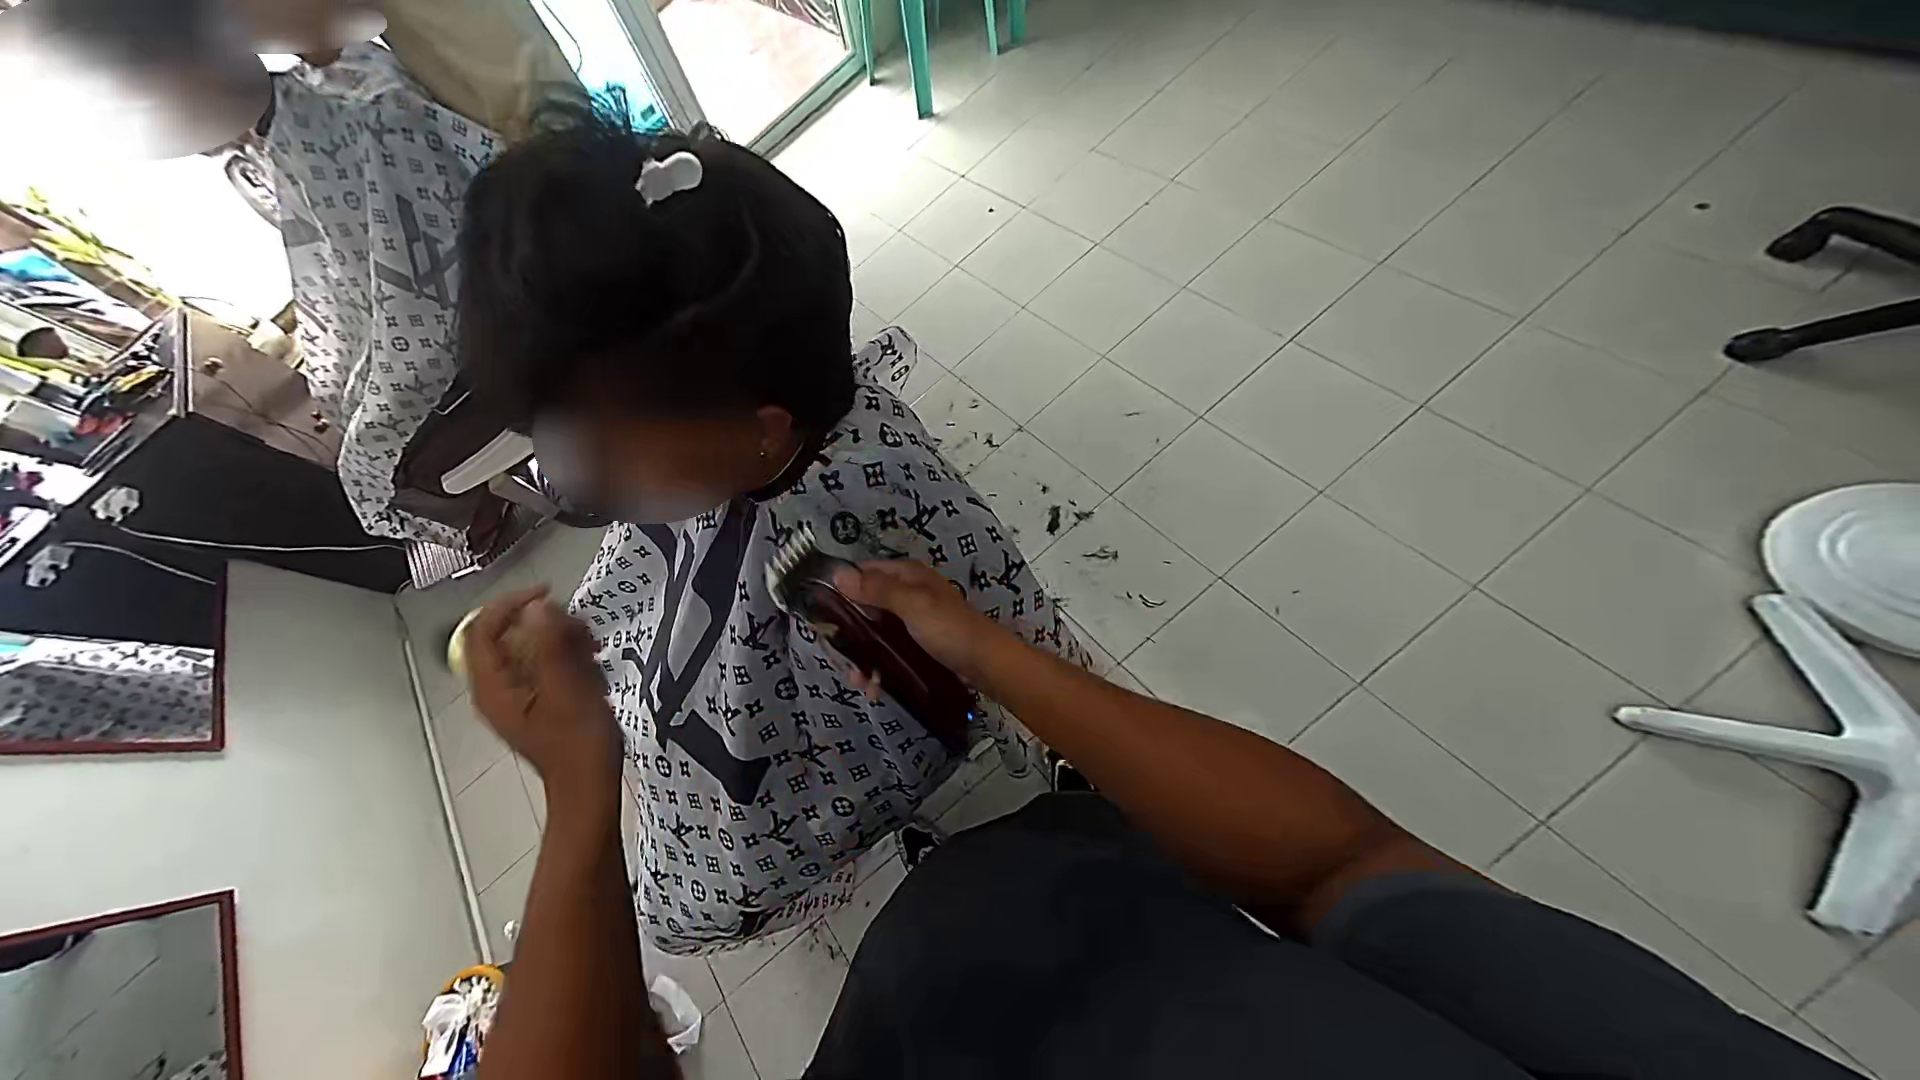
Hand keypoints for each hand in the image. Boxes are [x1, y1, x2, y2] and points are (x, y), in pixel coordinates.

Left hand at [464, 587, 621, 807]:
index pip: (482, 628)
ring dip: (563, 641)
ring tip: (593, 650)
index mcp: (492, 687)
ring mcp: (517, 696)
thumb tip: (538, 606)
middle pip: (509, 636)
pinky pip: (545, 665)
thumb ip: (549, 644)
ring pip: (531, 649)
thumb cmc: (579, 741)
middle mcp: (496, 689)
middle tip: (583, 631)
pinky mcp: (538, 702)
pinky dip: (568, 658)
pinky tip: (592, 667)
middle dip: (548, 625)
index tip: (550, 594)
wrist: (589, 785)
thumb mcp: (568, 687)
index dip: (512, 604)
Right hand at [831, 559, 1007, 684]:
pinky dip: (880, 668)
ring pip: (876, 634)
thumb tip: (838, 573)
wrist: (986, 665)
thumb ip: (877, 590)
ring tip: (860, 682)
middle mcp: (908, 594)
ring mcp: (914, 622)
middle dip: (851, 633)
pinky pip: (890, 653)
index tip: (823, 612)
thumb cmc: (950, 629)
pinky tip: (875, 687)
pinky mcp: (919, 646)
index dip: (844, 588)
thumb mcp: (912, 605)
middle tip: (839, 656)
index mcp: (908, 576)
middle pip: (867, 606)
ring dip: (864, 657)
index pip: (865, 572)